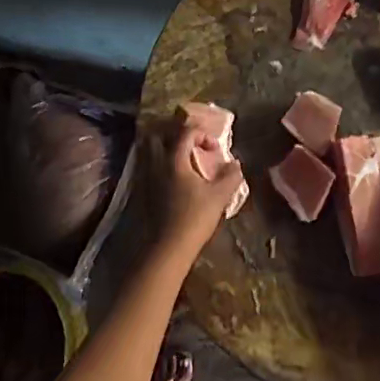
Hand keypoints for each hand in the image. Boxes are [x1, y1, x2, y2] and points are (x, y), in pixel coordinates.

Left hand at [158, 122, 245, 250]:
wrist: (169, 247)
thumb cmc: (195, 217)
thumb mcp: (220, 195)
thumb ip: (231, 175)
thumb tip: (235, 164)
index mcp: (174, 160)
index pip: (186, 133)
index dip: (203, 134)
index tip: (215, 149)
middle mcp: (157, 164)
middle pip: (160, 137)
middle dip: (177, 136)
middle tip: (194, 144)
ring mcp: (147, 178)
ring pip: (151, 152)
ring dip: (167, 149)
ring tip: (184, 159)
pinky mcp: (144, 192)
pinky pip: (149, 167)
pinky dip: (161, 165)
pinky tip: (175, 177)